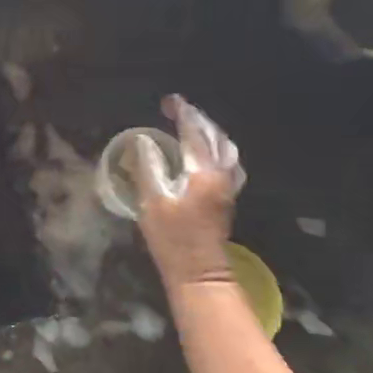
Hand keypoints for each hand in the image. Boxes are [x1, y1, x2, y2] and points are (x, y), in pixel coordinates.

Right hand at [134, 95, 244, 289]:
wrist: (199, 272)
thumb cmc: (172, 237)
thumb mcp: (152, 201)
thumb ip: (148, 167)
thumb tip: (143, 140)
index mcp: (204, 172)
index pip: (194, 133)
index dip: (182, 113)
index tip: (168, 101)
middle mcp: (222, 174)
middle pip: (215, 137)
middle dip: (197, 118)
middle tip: (177, 109)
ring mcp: (228, 186)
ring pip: (226, 148)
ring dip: (210, 132)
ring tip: (193, 125)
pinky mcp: (226, 197)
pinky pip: (227, 161)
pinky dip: (216, 148)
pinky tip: (207, 152)